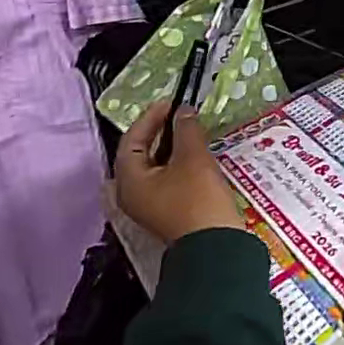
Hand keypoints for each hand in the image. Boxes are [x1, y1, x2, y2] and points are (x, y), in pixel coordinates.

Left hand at [114, 100, 245, 242]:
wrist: (214, 243)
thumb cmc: (198, 198)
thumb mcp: (193, 159)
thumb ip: (186, 131)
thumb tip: (183, 111)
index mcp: (129, 180)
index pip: (131, 141)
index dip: (150, 118)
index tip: (170, 102)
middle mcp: (132, 193)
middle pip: (140, 154)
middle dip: (160, 131)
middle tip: (181, 114)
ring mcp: (150, 204)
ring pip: (156, 166)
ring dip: (172, 146)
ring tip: (192, 130)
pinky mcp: (168, 209)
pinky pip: (167, 177)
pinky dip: (179, 161)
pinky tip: (197, 154)